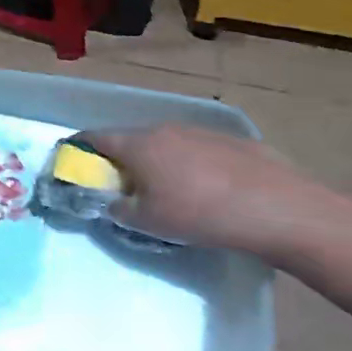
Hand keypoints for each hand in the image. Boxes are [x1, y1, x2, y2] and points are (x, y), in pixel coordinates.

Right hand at [90, 125, 351, 258]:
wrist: (277, 207)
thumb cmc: (200, 214)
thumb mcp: (148, 222)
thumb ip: (117, 209)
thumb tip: (110, 201)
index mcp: (137, 144)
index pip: (95, 136)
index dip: (79, 148)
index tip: (74, 163)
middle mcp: (163, 128)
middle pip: (130, 139)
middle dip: (119, 159)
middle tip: (121, 185)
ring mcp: (199, 130)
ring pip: (164, 142)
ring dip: (155, 160)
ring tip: (165, 189)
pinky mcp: (230, 140)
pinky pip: (194, 149)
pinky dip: (187, 164)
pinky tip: (205, 189)